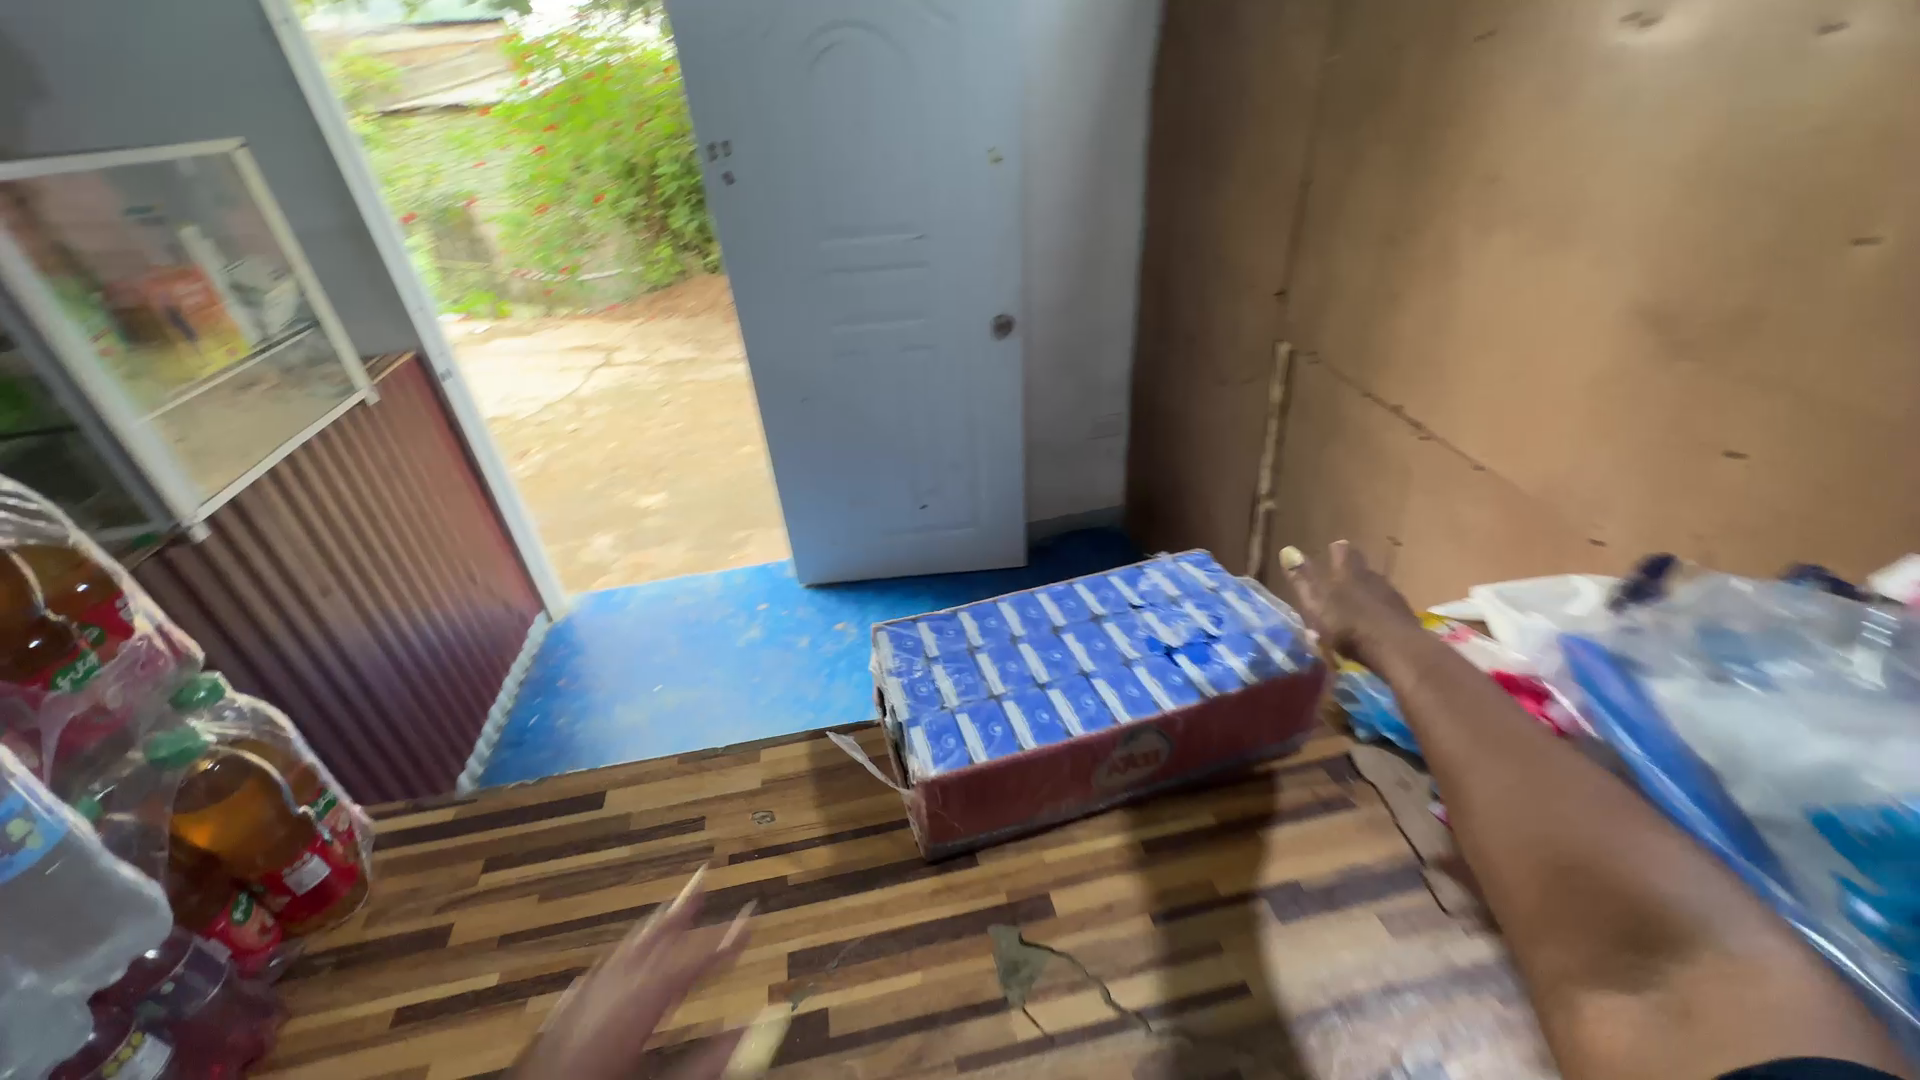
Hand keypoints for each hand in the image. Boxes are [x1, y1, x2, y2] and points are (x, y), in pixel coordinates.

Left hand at [515, 866, 754, 1079]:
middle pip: (652, 942)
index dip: (722, 940)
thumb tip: (748, 1031)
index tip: (750, 916)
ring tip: (673, 907)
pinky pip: (604, 967)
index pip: (689, 961)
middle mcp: (610, 990)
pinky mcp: (564, 1015)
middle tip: (705, 879)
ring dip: (653, 928)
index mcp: (636, 1005)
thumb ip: (704, 1062)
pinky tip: (626, 955)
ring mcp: (583, 1000)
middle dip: (682, 913)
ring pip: (625, 950)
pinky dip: (626, 951)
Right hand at [1279, 541, 1419, 666]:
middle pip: (1362, 569)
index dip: (1336, 551)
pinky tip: (1372, 626)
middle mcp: (1373, 579)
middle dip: (1352, 573)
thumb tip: (1287, 550)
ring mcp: (1392, 598)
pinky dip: (1378, 614)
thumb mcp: (1316, 603)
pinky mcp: (1405, 619)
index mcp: (1349, 573)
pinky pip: (1387, 610)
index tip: (1332, 548)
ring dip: (1366, 595)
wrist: (1397, 650)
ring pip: (1376, 589)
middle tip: (1341, 579)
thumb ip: (1302, 579)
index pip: (1342, 552)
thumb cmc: (1348, 625)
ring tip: (1355, 607)